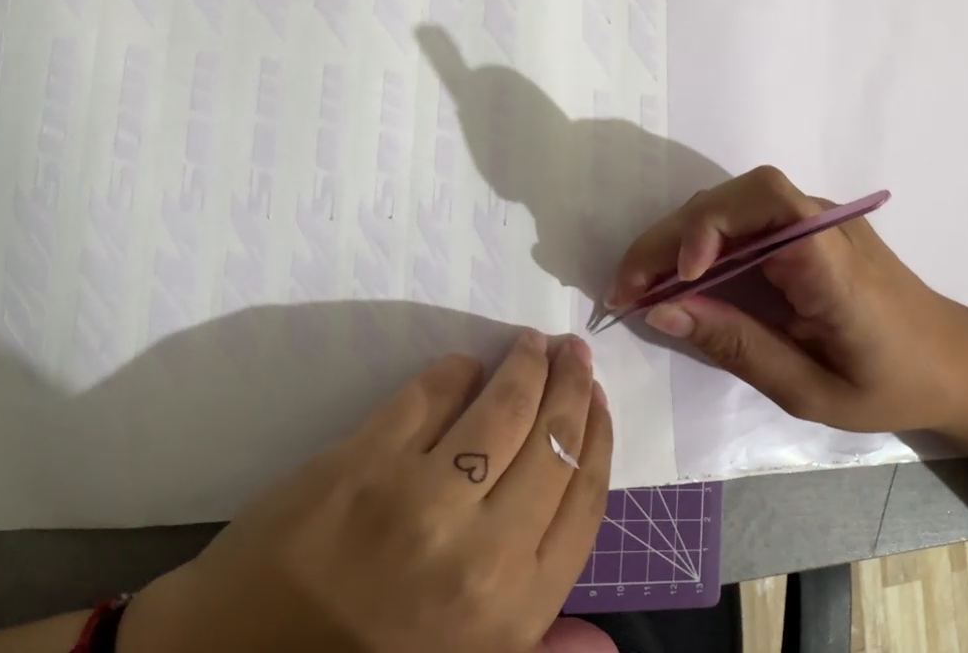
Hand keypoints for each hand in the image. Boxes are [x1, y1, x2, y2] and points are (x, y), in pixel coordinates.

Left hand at [119, 332, 611, 652]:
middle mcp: (481, 551)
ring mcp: (420, 498)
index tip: (596, 399)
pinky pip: (430, 393)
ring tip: (533, 345)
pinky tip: (465, 367)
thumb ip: (538, 647)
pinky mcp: (363, 459)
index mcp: (514, 608)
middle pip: (552, 443)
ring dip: (525, 366)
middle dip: (571, 387)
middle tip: (575, 354)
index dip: (597, 437)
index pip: (583, 498)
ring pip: (500, 408)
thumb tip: (605, 641)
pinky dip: (456, 371)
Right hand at [610, 166, 967, 434]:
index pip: (765, 201)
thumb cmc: (892, 385)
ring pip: (727, 205)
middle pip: (730, 199)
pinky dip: (699, 244)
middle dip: (668, 238)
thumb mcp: (809, 389)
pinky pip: (740, 222)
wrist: (958, 364)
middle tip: (624, 290)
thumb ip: (736, 346)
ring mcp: (812, 219)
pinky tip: (678, 279)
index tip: (682, 277)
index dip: (710, 223)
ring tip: (640, 286)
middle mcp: (820, 222)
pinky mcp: (802, 229)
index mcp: (832, 260)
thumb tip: (659, 311)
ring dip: (676, 239)